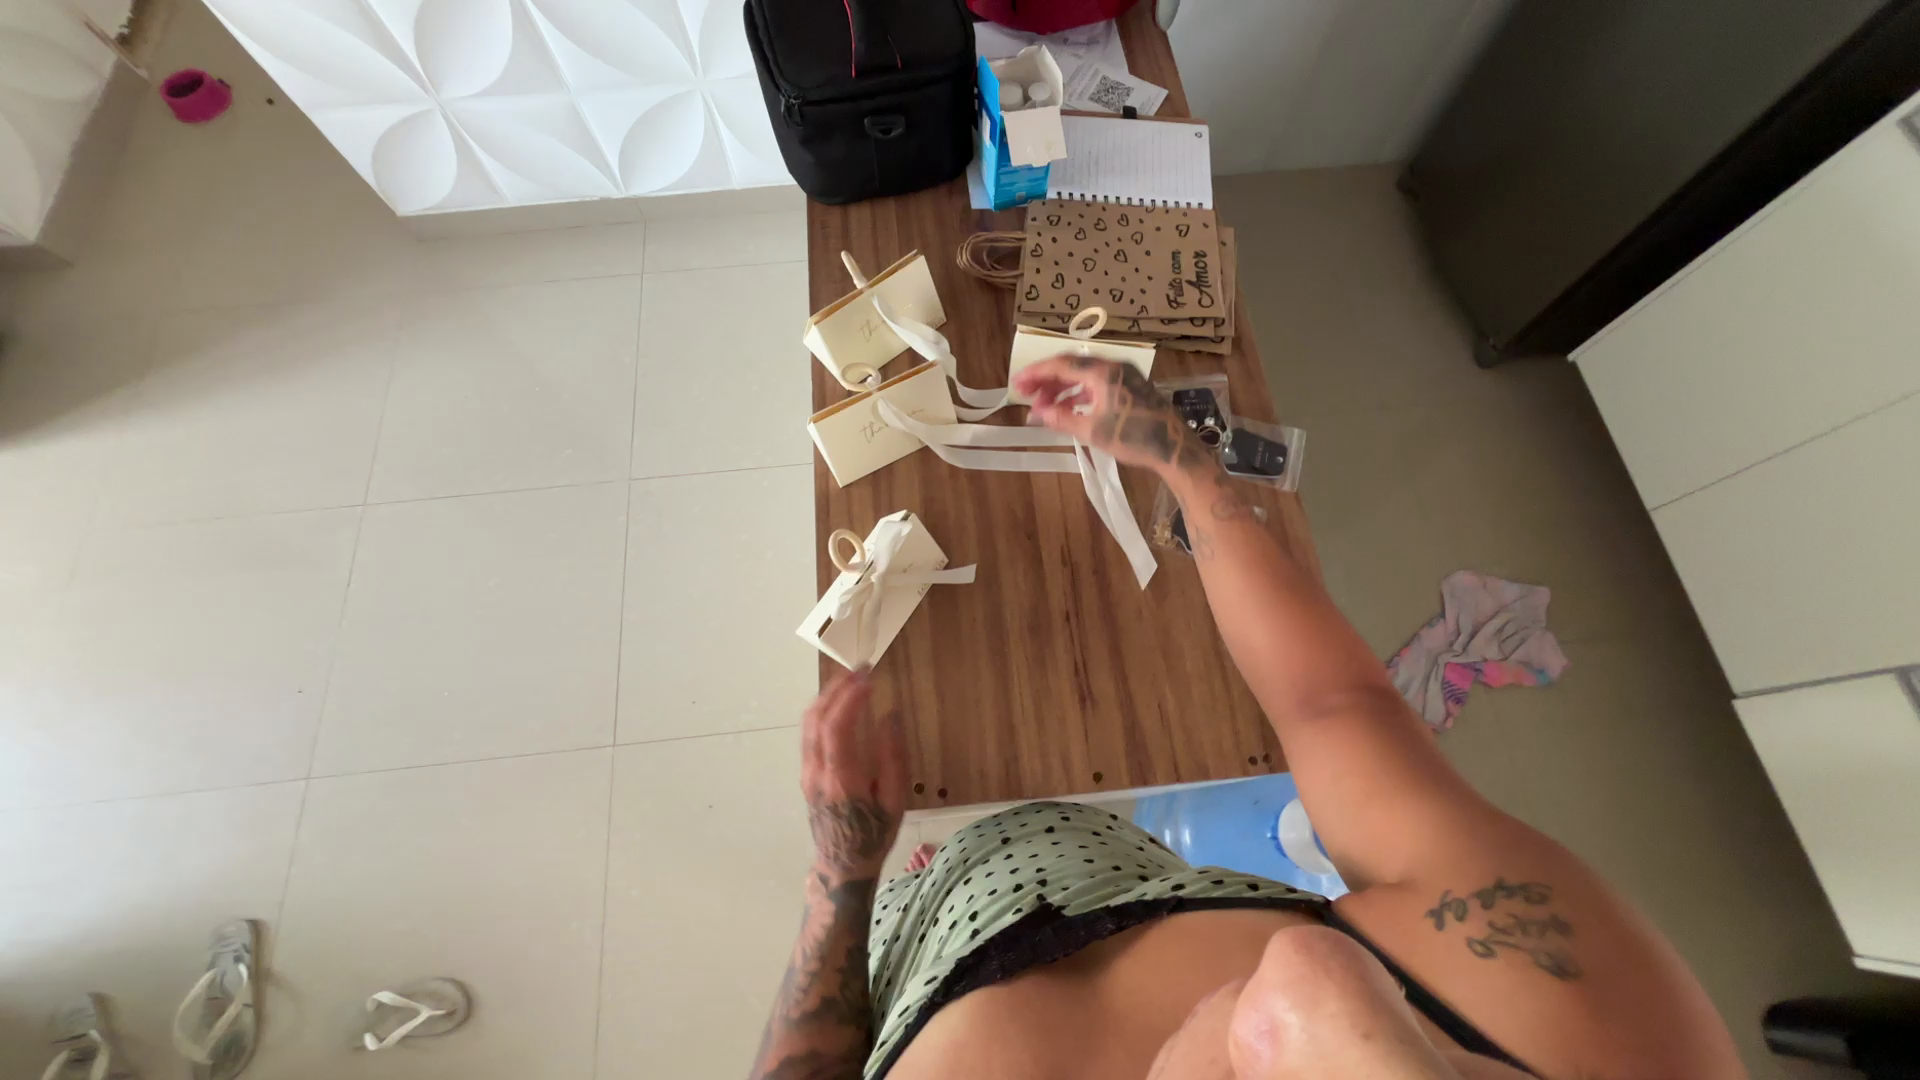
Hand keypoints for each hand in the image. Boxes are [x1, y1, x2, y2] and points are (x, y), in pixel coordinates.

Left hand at [800, 669, 905, 881]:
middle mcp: (817, 772)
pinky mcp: (805, 772)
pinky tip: (839, 700)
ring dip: (828, 695)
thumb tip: (890, 716)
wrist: (841, 865)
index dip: (850, 698)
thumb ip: (892, 757)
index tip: (868, 677)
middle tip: (861, 668)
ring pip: (808, 723)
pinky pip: (809, 732)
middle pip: (816, 718)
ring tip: (850, 677)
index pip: (837, 728)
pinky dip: (823, 709)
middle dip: (838, 687)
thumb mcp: (895, 801)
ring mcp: (806, 772)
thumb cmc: (874, 834)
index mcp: (842, 780)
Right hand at [1012, 355, 1216, 475]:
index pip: (1062, 365)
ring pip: (1084, 376)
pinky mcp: (1130, 388)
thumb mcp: (1093, 431)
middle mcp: (1114, 367)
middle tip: (1026, 395)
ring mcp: (1124, 376)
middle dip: (1047, 381)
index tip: (1017, 383)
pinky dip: (1079, 394)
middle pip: (1072, 367)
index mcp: (1103, 372)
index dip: (1036, 373)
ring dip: (1062, 389)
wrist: (1173, 448)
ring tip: (1044, 406)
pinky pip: (1097, 384)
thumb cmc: (1134, 438)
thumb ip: (1063, 419)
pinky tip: (1068, 408)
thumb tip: (1037, 413)